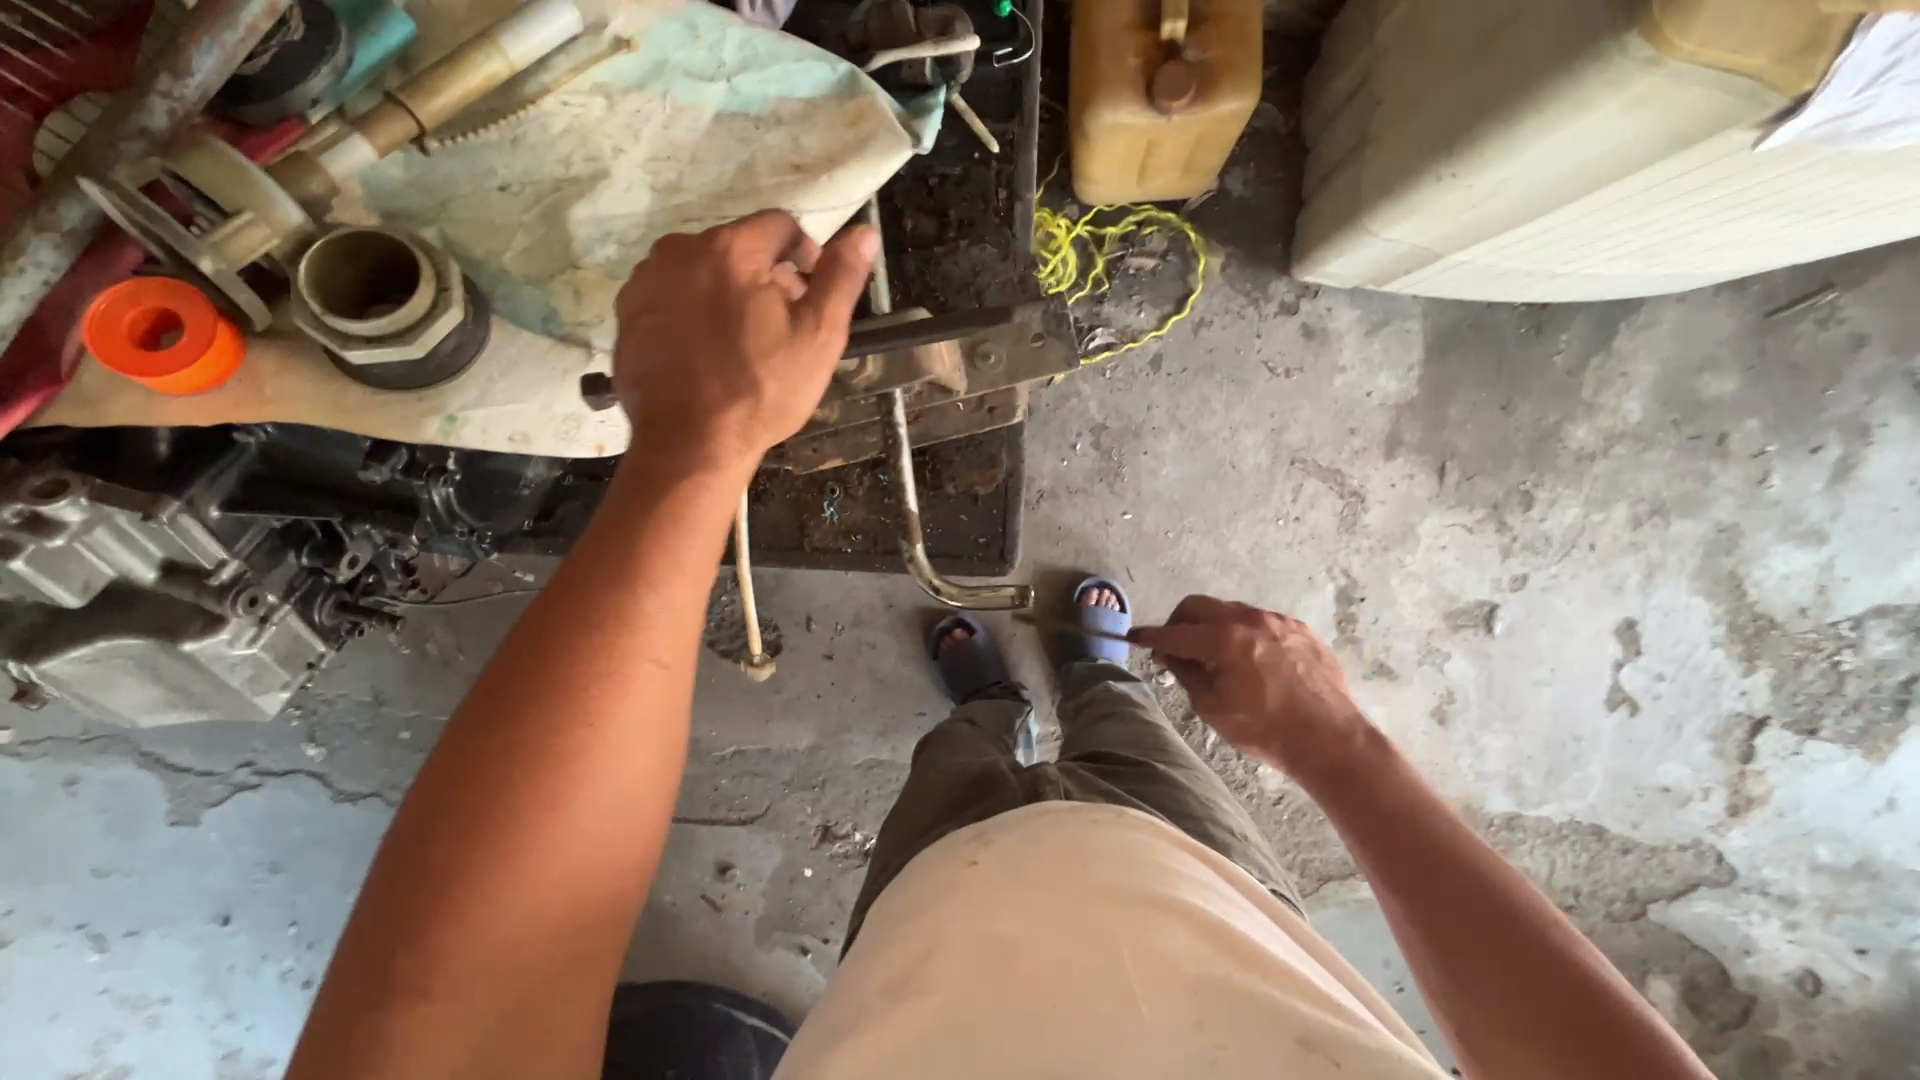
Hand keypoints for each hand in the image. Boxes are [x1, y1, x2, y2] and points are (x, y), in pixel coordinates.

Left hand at [614, 210, 877, 468]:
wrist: (690, 443)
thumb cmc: (762, 391)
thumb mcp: (818, 336)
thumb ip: (841, 278)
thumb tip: (865, 232)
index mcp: (731, 249)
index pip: (779, 225)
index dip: (804, 256)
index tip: (809, 297)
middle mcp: (679, 250)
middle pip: (738, 247)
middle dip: (764, 277)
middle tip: (779, 329)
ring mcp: (645, 282)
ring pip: (702, 270)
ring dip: (726, 293)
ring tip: (740, 343)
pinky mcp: (626, 314)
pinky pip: (671, 296)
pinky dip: (691, 312)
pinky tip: (704, 353)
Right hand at [1131, 595, 1368, 776]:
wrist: (1329, 739)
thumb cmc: (1265, 729)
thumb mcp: (1212, 707)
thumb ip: (1187, 673)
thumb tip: (1170, 654)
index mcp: (1223, 640)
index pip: (1173, 633)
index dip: (1149, 637)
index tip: (1133, 636)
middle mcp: (1248, 620)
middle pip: (1198, 606)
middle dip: (1179, 624)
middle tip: (1175, 649)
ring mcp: (1277, 621)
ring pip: (1229, 611)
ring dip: (1212, 628)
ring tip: (1216, 658)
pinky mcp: (1299, 630)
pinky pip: (1260, 622)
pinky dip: (1243, 635)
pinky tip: (1250, 662)